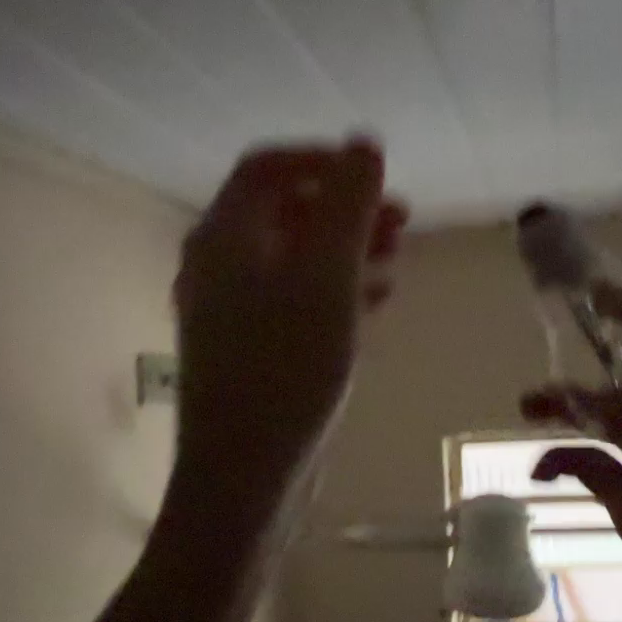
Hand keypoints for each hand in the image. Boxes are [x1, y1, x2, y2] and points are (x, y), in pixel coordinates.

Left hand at [171, 139, 406, 526]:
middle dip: (346, 209)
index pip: (268, 168)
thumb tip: (364, 142)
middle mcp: (218, 264)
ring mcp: (231, 310)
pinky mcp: (250, 349)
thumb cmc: (287, 369)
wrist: (244, 479)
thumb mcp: (327, 277)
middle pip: (285, 213)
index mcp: (224, 236)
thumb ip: (348, 204)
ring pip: (295, 258)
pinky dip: (335, 291)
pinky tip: (375, 304)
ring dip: (346, 251)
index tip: (378, 177)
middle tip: (403, 222)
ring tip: (396, 264)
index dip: (324, 160)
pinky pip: (295, 299)